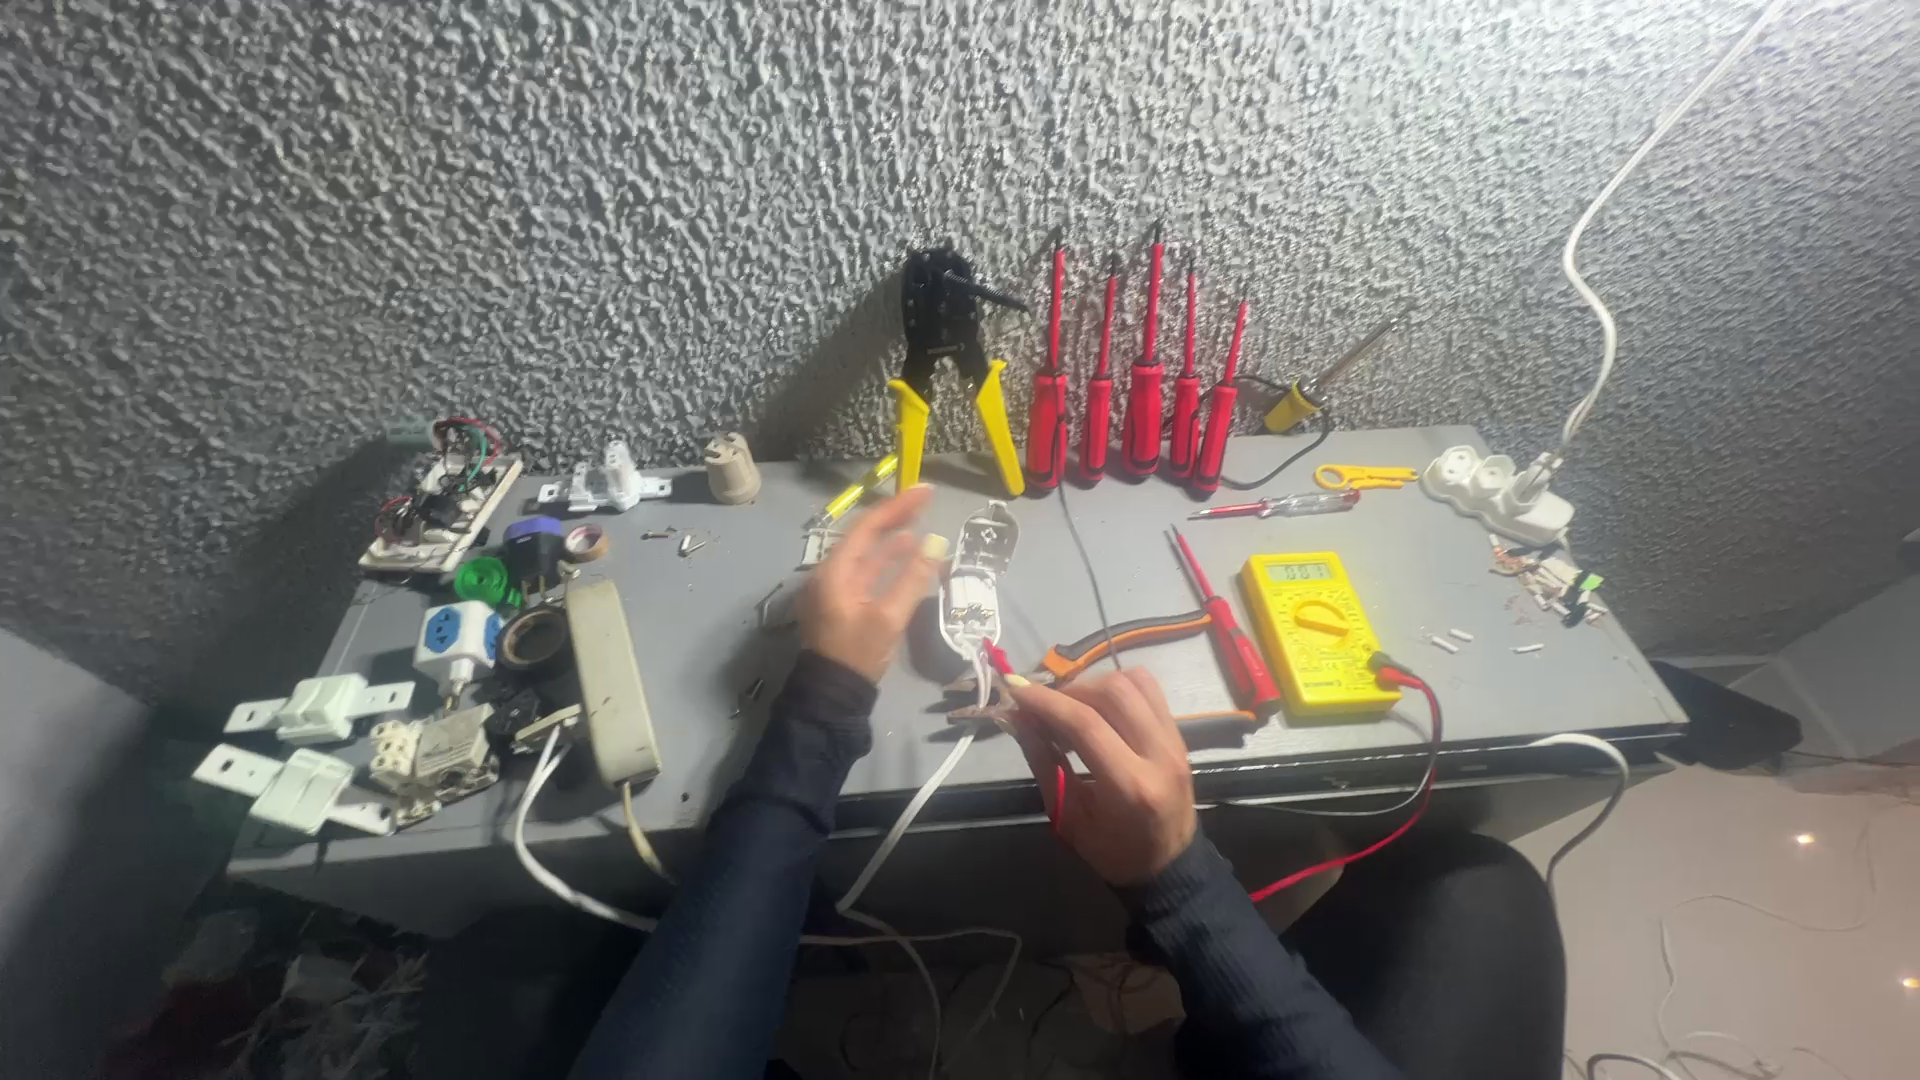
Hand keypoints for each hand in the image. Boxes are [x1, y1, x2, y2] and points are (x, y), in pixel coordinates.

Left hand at [800, 484, 943, 683]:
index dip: (897, 507)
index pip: (867, 527)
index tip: (925, 491)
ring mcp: (836, 588)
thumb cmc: (857, 654)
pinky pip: (867, 571)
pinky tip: (906, 553)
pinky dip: (887, 560)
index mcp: (835, 571)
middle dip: (895, 517)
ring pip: (866, 553)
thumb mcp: (889, 618)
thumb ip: (912, 578)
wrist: (833, 696)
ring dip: (892, 538)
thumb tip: (936, 543)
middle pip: (864, 535)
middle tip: (925, 500)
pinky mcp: (844, 603)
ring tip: (920, 523)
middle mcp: (831, 573)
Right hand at [1005, 668, 1196, 885]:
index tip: (1016, 690)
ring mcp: (1175, 740)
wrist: (1169, 866)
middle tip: (1044, 710)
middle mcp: (1159, 755)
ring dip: (1092, 685)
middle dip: (1068, 692)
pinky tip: (1098, 705)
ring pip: (1132, 682)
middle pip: (1111, 694)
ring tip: (1071, 708)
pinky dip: (1116, 686)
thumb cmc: (1113, 851)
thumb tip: (1016, 717)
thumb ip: (1043, 761)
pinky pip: (1147, 687)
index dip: (1046, 702)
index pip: (1085, 725)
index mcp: (1130, 787)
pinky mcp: (1179, 732)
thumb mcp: (1068, 817)